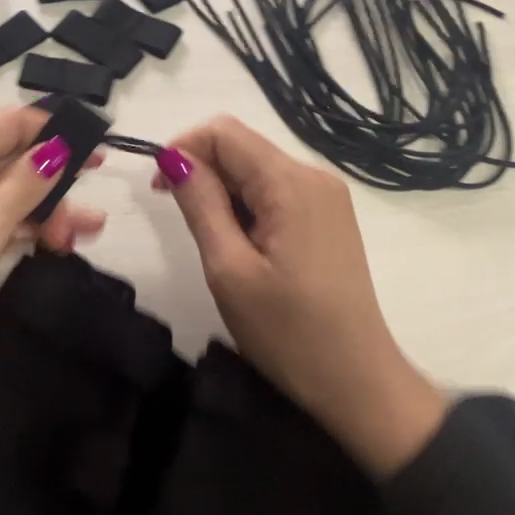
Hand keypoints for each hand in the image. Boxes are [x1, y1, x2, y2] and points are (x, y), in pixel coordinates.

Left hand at [0, 106, 105, 364]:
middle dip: (56, 183)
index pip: (14, 122)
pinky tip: (48, 246)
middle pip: (14, 159)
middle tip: (90, 220)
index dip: (58, 131)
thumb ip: (24, 186)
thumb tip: (57, 146)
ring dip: (43, 211)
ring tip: (81, 239)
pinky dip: (19, 228)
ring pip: (5, 192)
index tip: (98, 152)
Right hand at [154, 116, 444, 475]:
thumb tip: (174, 157)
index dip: (183, 148)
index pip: (224, 132)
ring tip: (213, 243)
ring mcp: (326, 198)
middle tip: (177, 219)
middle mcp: (313, 177)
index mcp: (291, 183)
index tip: (158, 188)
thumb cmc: (288, 332)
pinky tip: (241, 247)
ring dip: (222, 192)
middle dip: (201, 170)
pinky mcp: (328, 219)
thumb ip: (200, 204)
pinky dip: (246, 207)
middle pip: (242, 147)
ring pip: (256, 170)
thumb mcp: (229, 269)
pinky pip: (275, 193)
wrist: (356, 382)